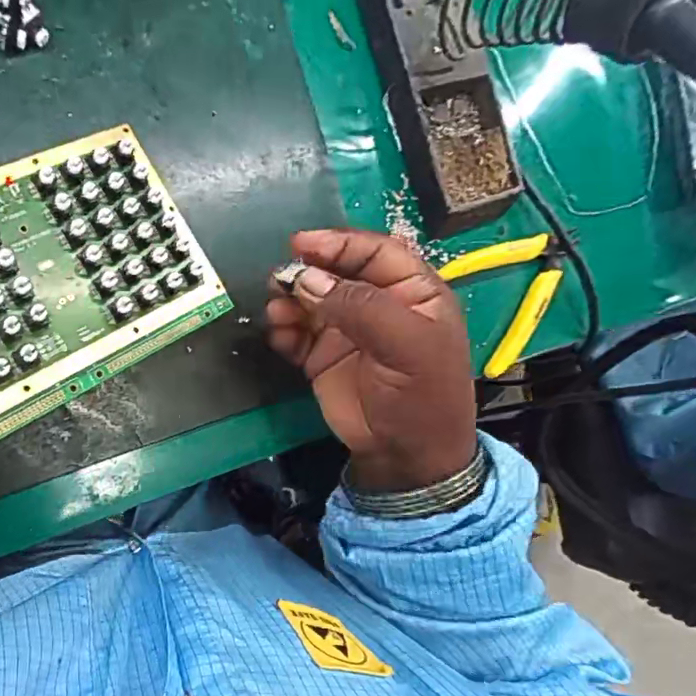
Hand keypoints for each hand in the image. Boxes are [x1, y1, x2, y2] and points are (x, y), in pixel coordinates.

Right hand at [265, 229, 477, 490]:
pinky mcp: (321, 359)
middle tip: (279, 280)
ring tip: (275, 312)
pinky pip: (296, 336)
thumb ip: (359, 307)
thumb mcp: (404, 344)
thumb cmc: (421, 394)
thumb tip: (307, 280)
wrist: (403, 452)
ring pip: (311, 304)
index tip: (300, 243)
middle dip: (307, 273)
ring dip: (289, 303)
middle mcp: (376, 306)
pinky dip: (283, 332)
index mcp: (411, 291)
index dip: (338, 244)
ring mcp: (346, 332)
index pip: (374, 253)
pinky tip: (277, 335)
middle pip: (335, 275)